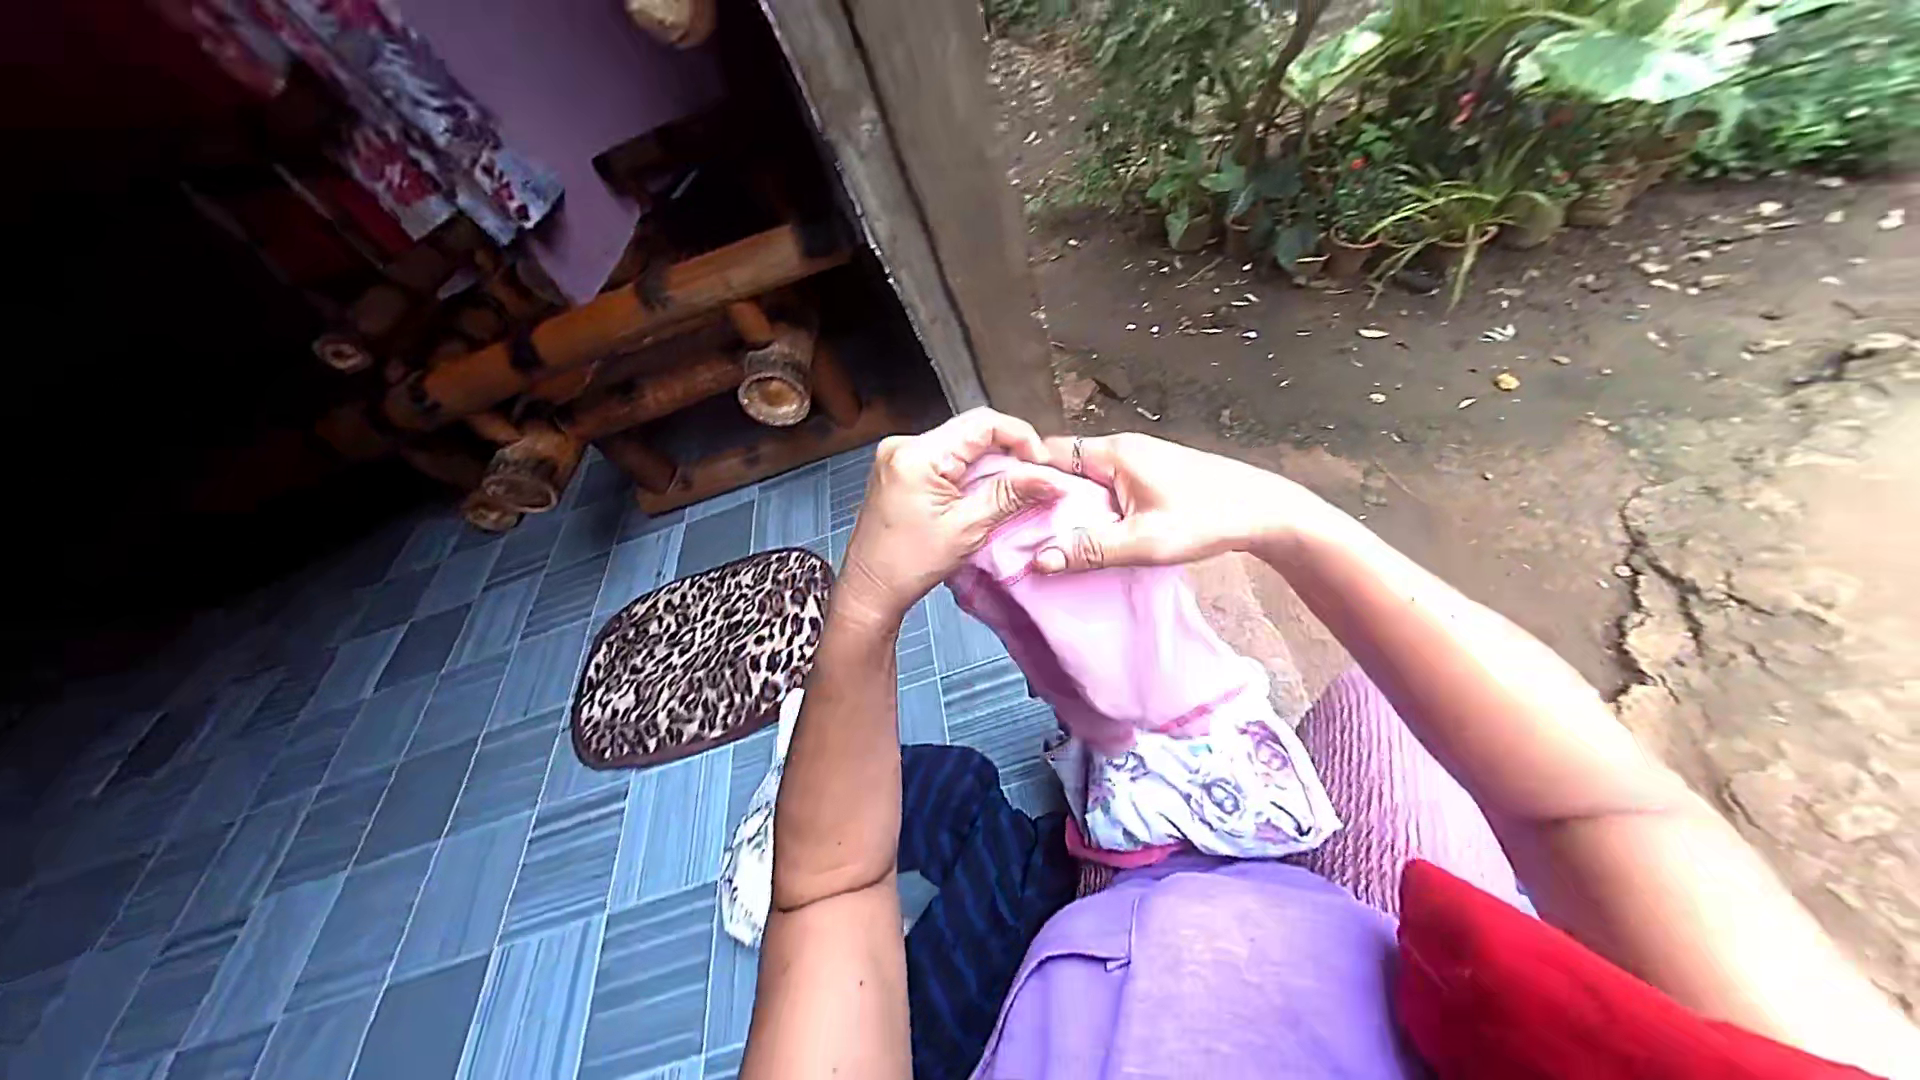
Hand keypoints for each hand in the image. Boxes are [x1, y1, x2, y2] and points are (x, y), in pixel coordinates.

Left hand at [838, 409, 1064, 628]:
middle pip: (971, 431)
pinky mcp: (900, 467)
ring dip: (990, 463)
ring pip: (961, 444)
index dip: (1021, 437)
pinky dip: (969, 472)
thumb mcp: (967, 528)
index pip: (983, 423)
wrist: (870, 588)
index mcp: (917, 455)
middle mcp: (903, 444)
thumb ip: (1010, 495)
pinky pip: (945, 457)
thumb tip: (1050, 479)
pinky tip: (982, 494)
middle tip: (1032, 481)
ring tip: (1011, 490)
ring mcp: (899, 454)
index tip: (1042, 464)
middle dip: (1008, 453)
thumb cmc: (909, 565)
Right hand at [1032, 432, 1340, 572]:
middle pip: (1065, 464)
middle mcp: (1121, 448)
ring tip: (1049, 532)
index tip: (1006, 505)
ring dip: (1069, 501)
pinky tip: (1089, 529)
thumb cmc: (1206, 519)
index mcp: (1114, 453)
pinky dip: (1091, 504)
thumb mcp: (1144, 541)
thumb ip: (1090, 550)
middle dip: (1044, 493)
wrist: (1265, 511)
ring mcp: (1136, 459)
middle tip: (1022, 526)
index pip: (1050, 453)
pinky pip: (1105, 484)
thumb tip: (1039, 560)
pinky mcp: (1148, 474)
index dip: (1025, 475)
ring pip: (1085, 476)